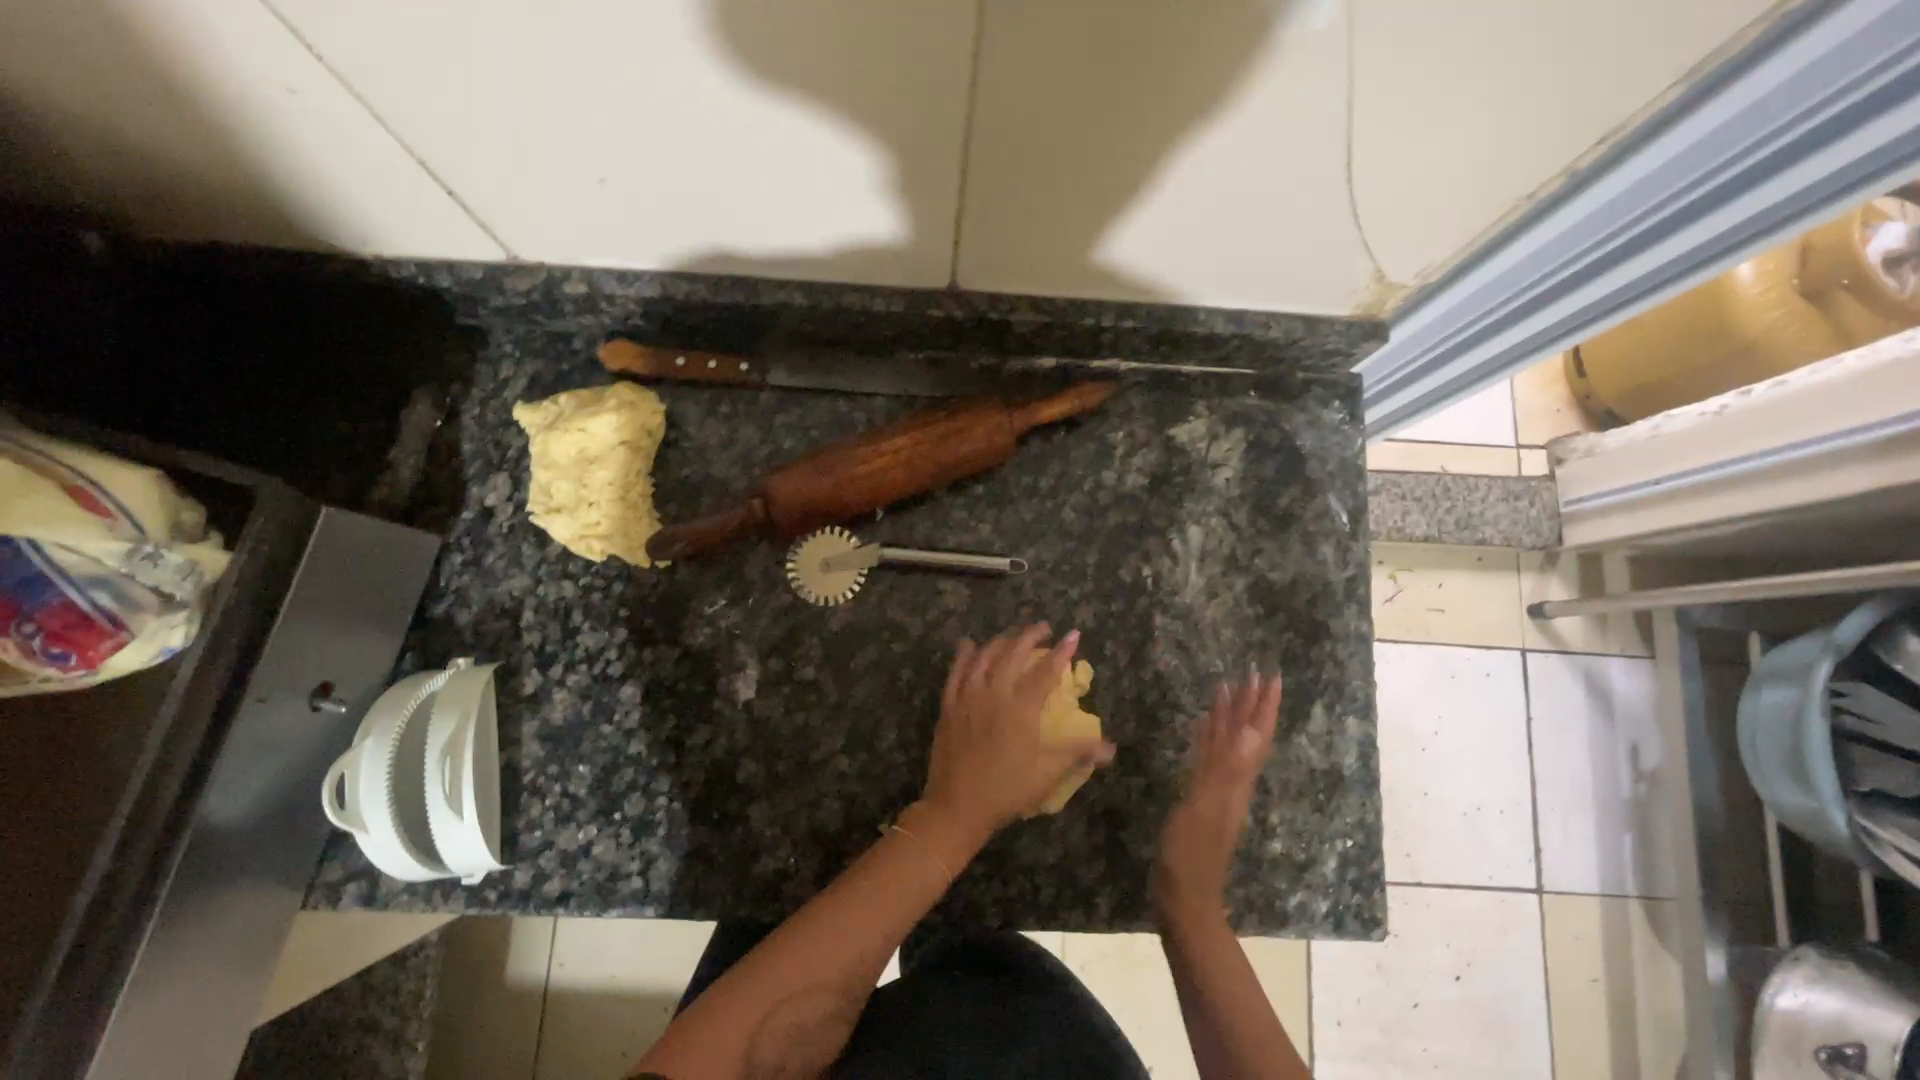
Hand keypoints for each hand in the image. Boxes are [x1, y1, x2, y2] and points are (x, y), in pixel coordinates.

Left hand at [920, 623, 1117, 839]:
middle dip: (1030, 636)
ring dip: (1001, 641)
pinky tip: (969, 645)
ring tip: (1013, 636)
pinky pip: (955, 672)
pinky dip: (965, 655)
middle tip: (1043, 628)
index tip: (1073, 635)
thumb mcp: (1048, 773)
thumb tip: (1110, 748)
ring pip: (984, 657)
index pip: (1046, 671)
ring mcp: (967, 697)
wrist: (958, 806)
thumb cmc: (1007, 790)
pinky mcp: (948, 706)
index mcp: (1021, 707)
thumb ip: (1078, 753)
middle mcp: (994, 693)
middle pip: (1013, 654)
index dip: (1062, 652)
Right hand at [1154, 669, 1281, 926]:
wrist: (1184, 896)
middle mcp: (1232, 781)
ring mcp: (1216, 791)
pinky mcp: (1199, 798)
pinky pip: (1208, 758)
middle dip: (1251, 704)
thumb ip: (1224, 769)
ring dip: (1230, 716)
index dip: (1262, 706)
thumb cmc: (1190, 854)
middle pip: (1246, 736)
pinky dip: (1209, 738)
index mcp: (1236, 781)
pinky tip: (1203, 728)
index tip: (1270, 674)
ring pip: (1229, 744)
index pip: (1254, 735)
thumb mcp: (1206, 808)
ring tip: (1227, 688)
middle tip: (1252, 672)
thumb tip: (1249, 732)